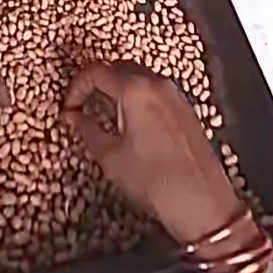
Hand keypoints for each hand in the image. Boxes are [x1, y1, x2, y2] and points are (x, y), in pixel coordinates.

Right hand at [63, 62, 241, 242]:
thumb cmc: (155, 181)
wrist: (204, 205)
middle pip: (117, 68)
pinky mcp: (185, 107)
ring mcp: (174, 93)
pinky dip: (136, 96)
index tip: (69, 107)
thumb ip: (87, 129)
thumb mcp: (111, 157)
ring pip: (137, 76)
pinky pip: (153, 89)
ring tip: (104, 114)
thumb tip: (72, 116)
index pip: (96, 72)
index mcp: (135, 89)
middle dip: (96, 84)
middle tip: (83, 105)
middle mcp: (156, 83)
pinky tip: (131, 122)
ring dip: (116, 88)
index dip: (76, 88)